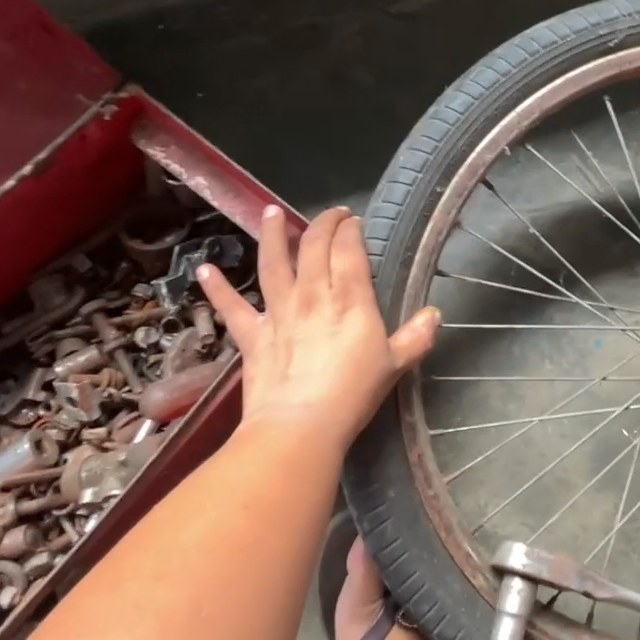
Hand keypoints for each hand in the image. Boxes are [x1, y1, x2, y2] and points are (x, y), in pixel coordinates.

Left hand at [198, 205, 439, 449]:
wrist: (299, 426)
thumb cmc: (352, 395)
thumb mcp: (394, 366)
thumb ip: (415, 337)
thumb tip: (435, 313)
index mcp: (351, 299)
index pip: (349, 249)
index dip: (351, 230)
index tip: (354, 222)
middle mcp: (313, 294)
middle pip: (314, 246)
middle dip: (322, 224)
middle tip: (330, 215)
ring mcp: (279, 311)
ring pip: (272, 263)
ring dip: (271, 235)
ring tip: (270, 213)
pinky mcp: (252, 334)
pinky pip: (232, 306)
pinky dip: (217, 287)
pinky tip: (204, 269)